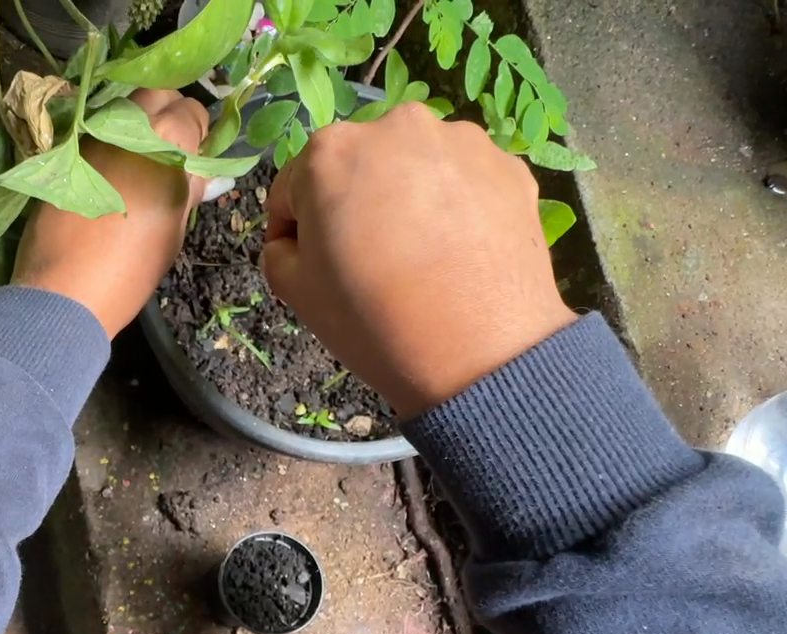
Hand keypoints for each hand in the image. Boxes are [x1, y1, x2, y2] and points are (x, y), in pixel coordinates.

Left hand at [13, 88, 208, 335]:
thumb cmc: (130, 271)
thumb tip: (212, 176)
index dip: (199, 137)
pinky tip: (112, 178)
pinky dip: (110, 146)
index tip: (197, 163)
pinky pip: (96, 135)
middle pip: (156, 96)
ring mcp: (92, 137)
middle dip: (168, 116)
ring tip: (140, 168)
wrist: (64, 295)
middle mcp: (127, 126)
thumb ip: (190, 193)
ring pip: (122, 110)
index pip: (192, 114)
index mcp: (166, 142)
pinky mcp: (65, 155)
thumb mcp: (172, 233)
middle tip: (171, 155)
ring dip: (136, 128)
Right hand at [260, 103, 575, 418]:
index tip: (306, 269)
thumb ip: (279, 254)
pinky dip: (448, 211)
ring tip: (412, 262)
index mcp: (329, 154)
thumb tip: (297, 242)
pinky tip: (450, 257)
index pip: (289, 191)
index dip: (291, 234)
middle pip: (353, 170)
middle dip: (348, 209)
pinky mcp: (507, 164)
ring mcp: (460, 141)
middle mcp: (395, 127)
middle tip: (360, 265)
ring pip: (409, 170)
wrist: (476, 352)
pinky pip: (458, 183)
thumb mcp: (295, 293)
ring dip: (400, 204)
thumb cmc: (369, 318)